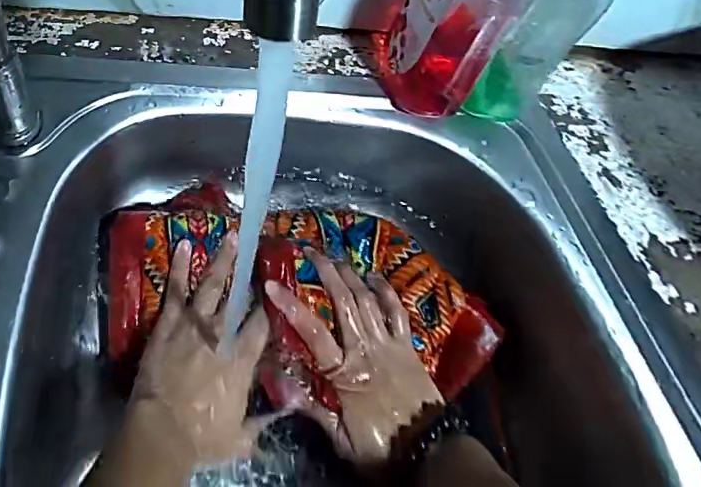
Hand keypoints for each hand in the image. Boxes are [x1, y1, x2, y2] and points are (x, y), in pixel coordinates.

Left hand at [110, 235, 279, 481]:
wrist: (161, 433)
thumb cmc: (202, 438)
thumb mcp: (240, 437)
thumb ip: (264, 418)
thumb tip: (291, 406)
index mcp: (242, 358)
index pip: (261, 323)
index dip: (268, 305)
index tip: (273, 289)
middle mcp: (222, 333)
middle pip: (238, 296)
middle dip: (248, 271)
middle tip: (256, 248)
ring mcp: (194, 324)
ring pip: (211, 284)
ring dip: (222, 259)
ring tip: (231, 236)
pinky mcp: (168, 323)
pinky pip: (175, 290)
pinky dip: (178, 266)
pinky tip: (183, 245)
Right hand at [264, 248, 444, 468]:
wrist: (428, 450)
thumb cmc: (381, 447)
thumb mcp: (342, 440)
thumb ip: (315, 409)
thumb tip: (284, 385)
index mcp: (344, 372)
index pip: (312, 332)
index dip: (291, 306)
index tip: (272, 284)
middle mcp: (364, 348)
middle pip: (343, 300)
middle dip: (326, 271)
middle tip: (311, 250)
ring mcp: (387, 342)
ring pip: (366, 298)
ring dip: (351, 274)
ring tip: (336, 256)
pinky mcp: (407, 344)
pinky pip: (396, 310)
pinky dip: (385, 290)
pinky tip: (375, 276)